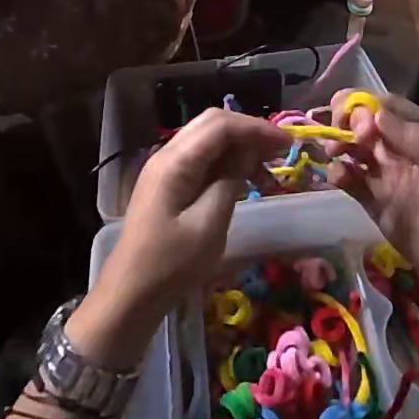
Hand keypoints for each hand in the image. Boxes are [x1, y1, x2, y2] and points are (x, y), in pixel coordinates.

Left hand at [71, 110, 290, 366]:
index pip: (221, 126)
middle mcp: (167, 155)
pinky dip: (226, 162)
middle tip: (280, 152)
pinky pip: (201, 158)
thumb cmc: (171, 264)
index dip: (257, 129)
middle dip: (250, 132)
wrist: (130, 293)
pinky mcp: (168, 183)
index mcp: (175, 162)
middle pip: (213, 125)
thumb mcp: (209, 224)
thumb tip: (251, 149)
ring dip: (239, 147)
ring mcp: (165, 168)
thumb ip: (231, 180)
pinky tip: (244, 181)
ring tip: (267, 172)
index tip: (288, 144)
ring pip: (208, 140)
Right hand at [329, 91, 418, 290]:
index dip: (367, 105)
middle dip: (346, 120)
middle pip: (365, 123)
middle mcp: (402, 151)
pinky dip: (337, 172)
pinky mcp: (373, 203)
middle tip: (340, 134)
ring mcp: (386, 176)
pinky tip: (338, 176)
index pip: (389, 107)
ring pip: (353, 148)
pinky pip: (349, 180)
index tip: (355, 118)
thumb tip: (376, 113)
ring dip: (338, 141)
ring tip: (333, 150)